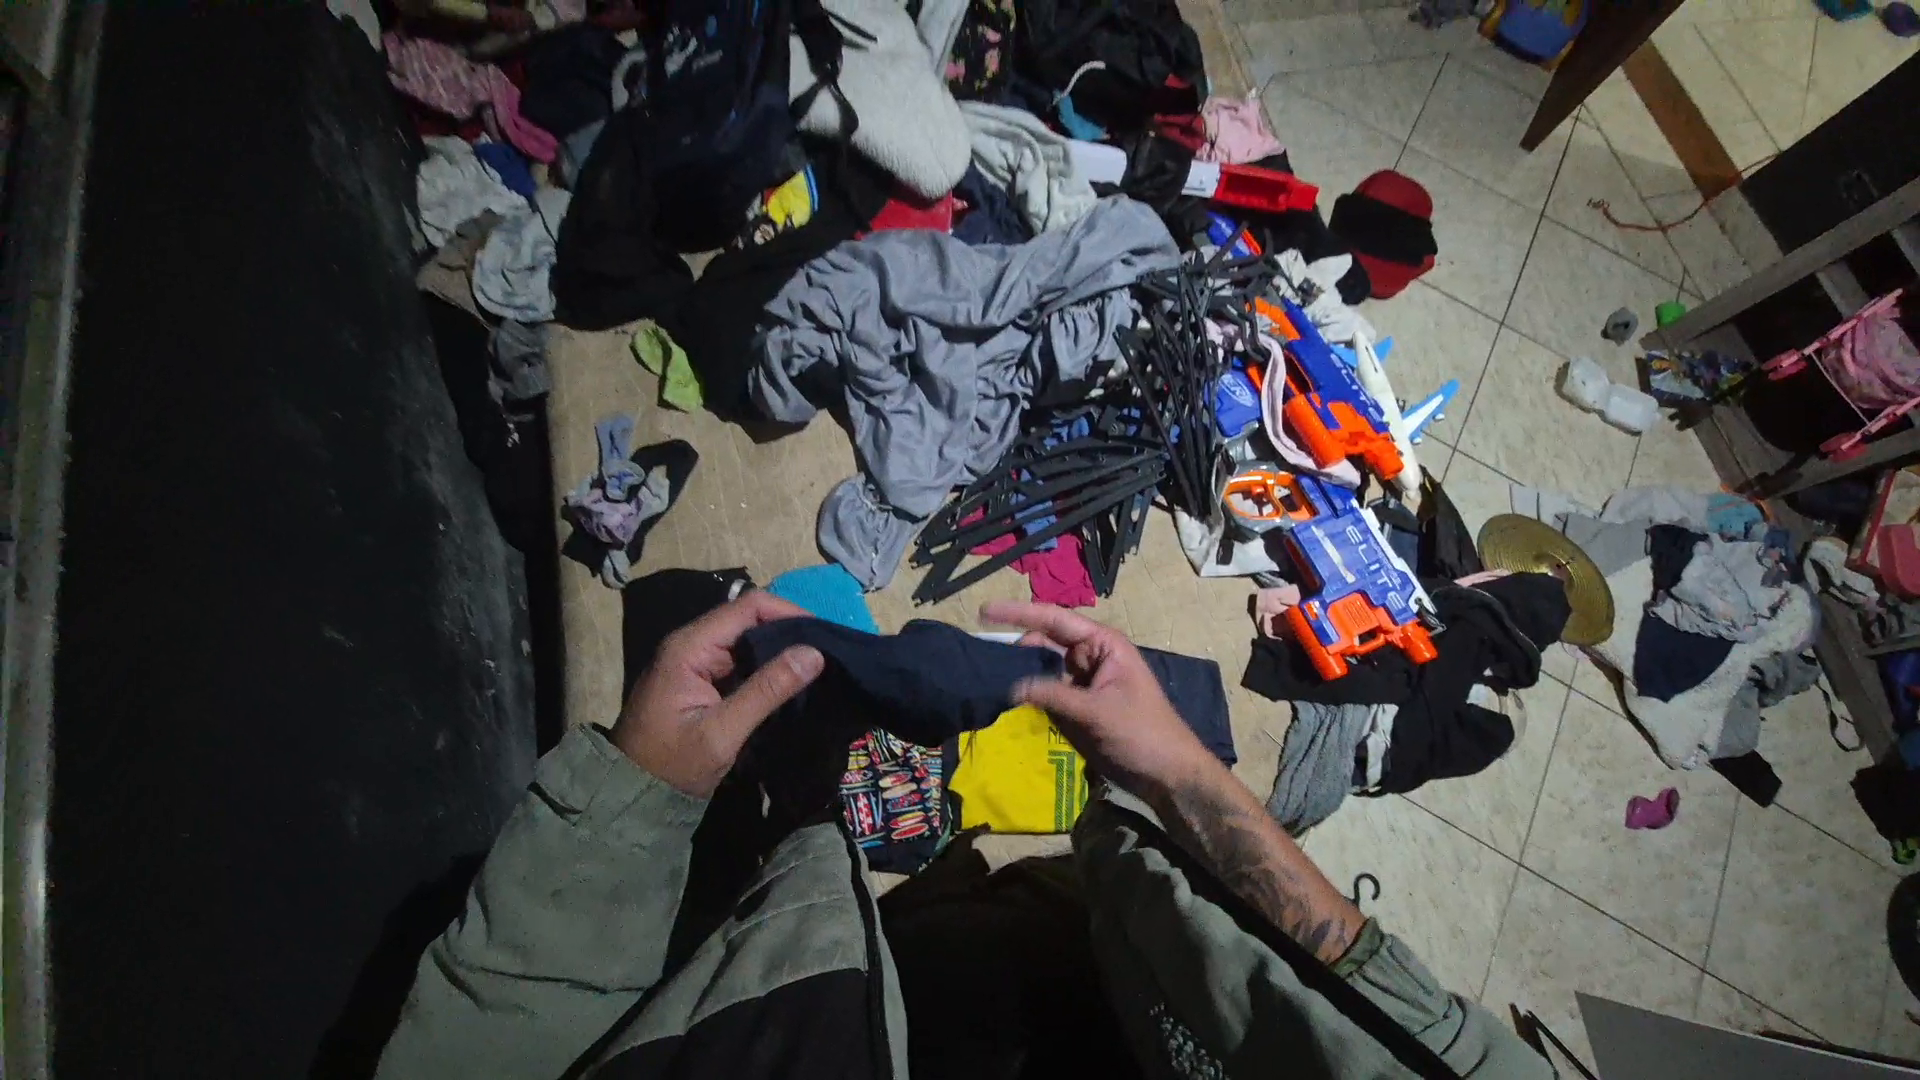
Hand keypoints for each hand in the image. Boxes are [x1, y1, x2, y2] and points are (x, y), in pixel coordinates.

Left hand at [612, 591, 824, 796]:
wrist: (631, 798)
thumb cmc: (672, 766)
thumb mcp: (722, 732)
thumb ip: (767, 690)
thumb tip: (814, 653)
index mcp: (690, 647)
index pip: (748, 607)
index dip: (788, 612)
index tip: (823, 634)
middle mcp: (691, 644)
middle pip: (748, 618)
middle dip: (788, 629)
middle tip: (826, 650)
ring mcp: (695, 661)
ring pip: (747, 638)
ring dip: (780, 648)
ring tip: (816, 663)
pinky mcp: (701, 678)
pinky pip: (740, 659)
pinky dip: (767, 664)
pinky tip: (791, 678)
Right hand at [981, 600, 1215, 798]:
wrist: (1167, 775)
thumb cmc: (1143, 733)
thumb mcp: (1096, 712)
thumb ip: (1052, 695)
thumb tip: (1009, 687)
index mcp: (1101, 643)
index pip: (1054, 619)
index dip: (1018, 613)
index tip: (983, 611)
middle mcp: (1088, 656)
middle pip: (1042, 642)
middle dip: (1013, 646)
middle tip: (978, 657)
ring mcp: (1081, 681)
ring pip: (1040, 667)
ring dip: (1016, 671)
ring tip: (983, 675)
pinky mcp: (1075, 705)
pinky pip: (1044, 691)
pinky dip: (1026, 692)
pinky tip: (1002, 696)